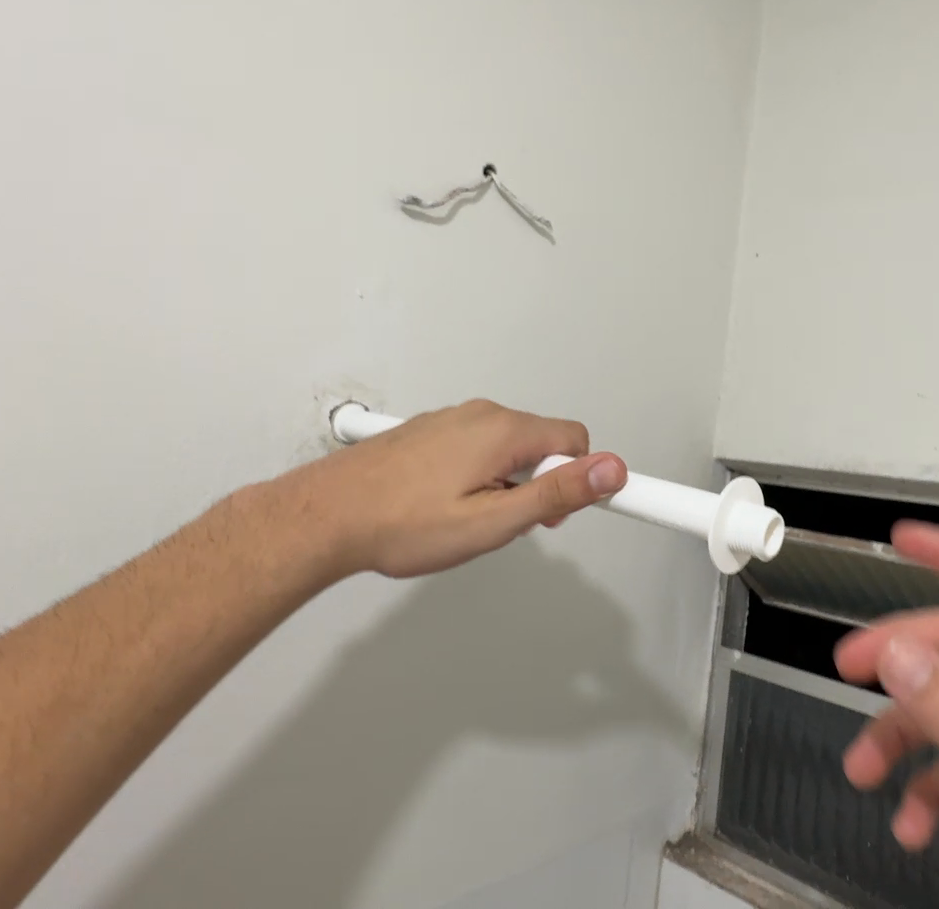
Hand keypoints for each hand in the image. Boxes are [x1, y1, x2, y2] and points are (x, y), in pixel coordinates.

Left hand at [236, 399, 626, 582]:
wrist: (324, 516)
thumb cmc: (397, 523)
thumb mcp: (491, 522)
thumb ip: (556, 493)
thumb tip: (607, 471)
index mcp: (502, 431)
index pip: (577, 440)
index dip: (593, 475)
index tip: (615, 496)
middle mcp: (481, 415)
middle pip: (545, 444)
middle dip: (544, 483)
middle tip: (514, 522)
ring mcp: (454, 420)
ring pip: (511, 448)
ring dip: (510, 481)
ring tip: (473, 518)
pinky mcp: (434, 431)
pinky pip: (480, 447)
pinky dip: (482, 473)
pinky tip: (450, 504)